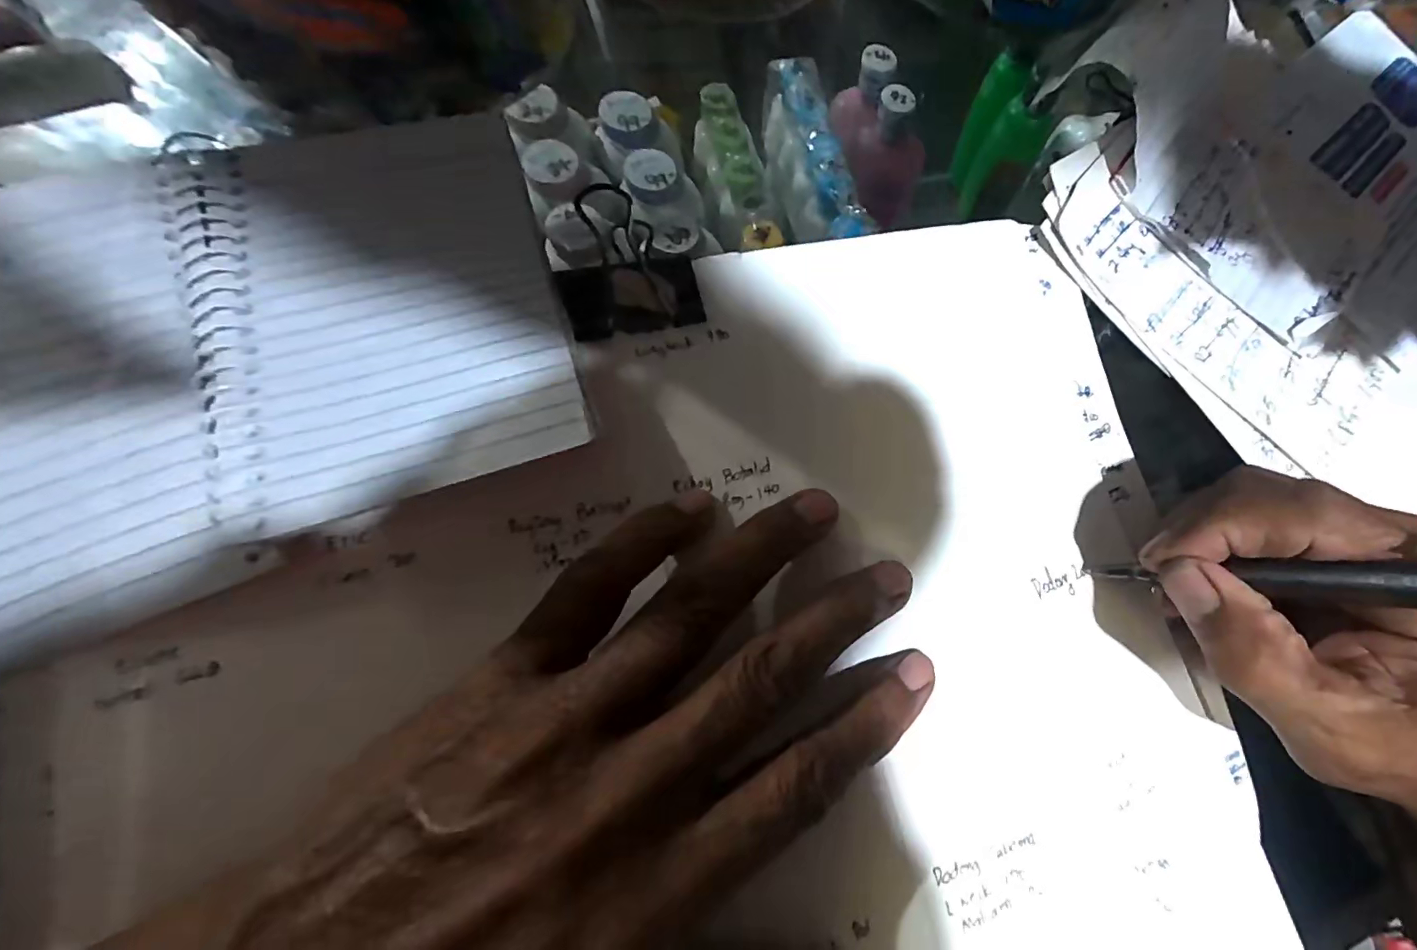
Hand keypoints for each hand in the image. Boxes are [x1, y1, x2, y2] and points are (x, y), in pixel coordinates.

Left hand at [215, 489, 932, 948]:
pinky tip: (692, 510)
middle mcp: (629, 786)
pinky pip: (585, 595)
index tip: (916, 672)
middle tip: (889, 576)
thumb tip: (817, 941)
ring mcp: (563, 720)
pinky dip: (643, 545)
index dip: (867, 722)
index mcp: (659, 881)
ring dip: (760, 558)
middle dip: (837, 622)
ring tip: (814, 512)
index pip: (797, 781)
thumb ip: (722, 949)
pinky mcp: (500, 681)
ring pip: (688, 617)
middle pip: (760, 682)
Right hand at [1138, 468, 1416, 826]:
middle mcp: (1411, 539)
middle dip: (1206, 528)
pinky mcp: (1345, 542)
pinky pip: (1265, 519)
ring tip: (1178, 582)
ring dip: (1206, 533)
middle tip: (1161, 577)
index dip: (1224, 526)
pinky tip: (1203, 577)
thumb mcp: (1323, 726)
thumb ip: (1253, 654)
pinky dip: (1220, 543)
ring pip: (1265, 500)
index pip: (1311, 515)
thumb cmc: (1399, 760)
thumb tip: (1179, 576)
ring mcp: (1378, 535)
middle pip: (1282, 497)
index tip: (1162, 563)